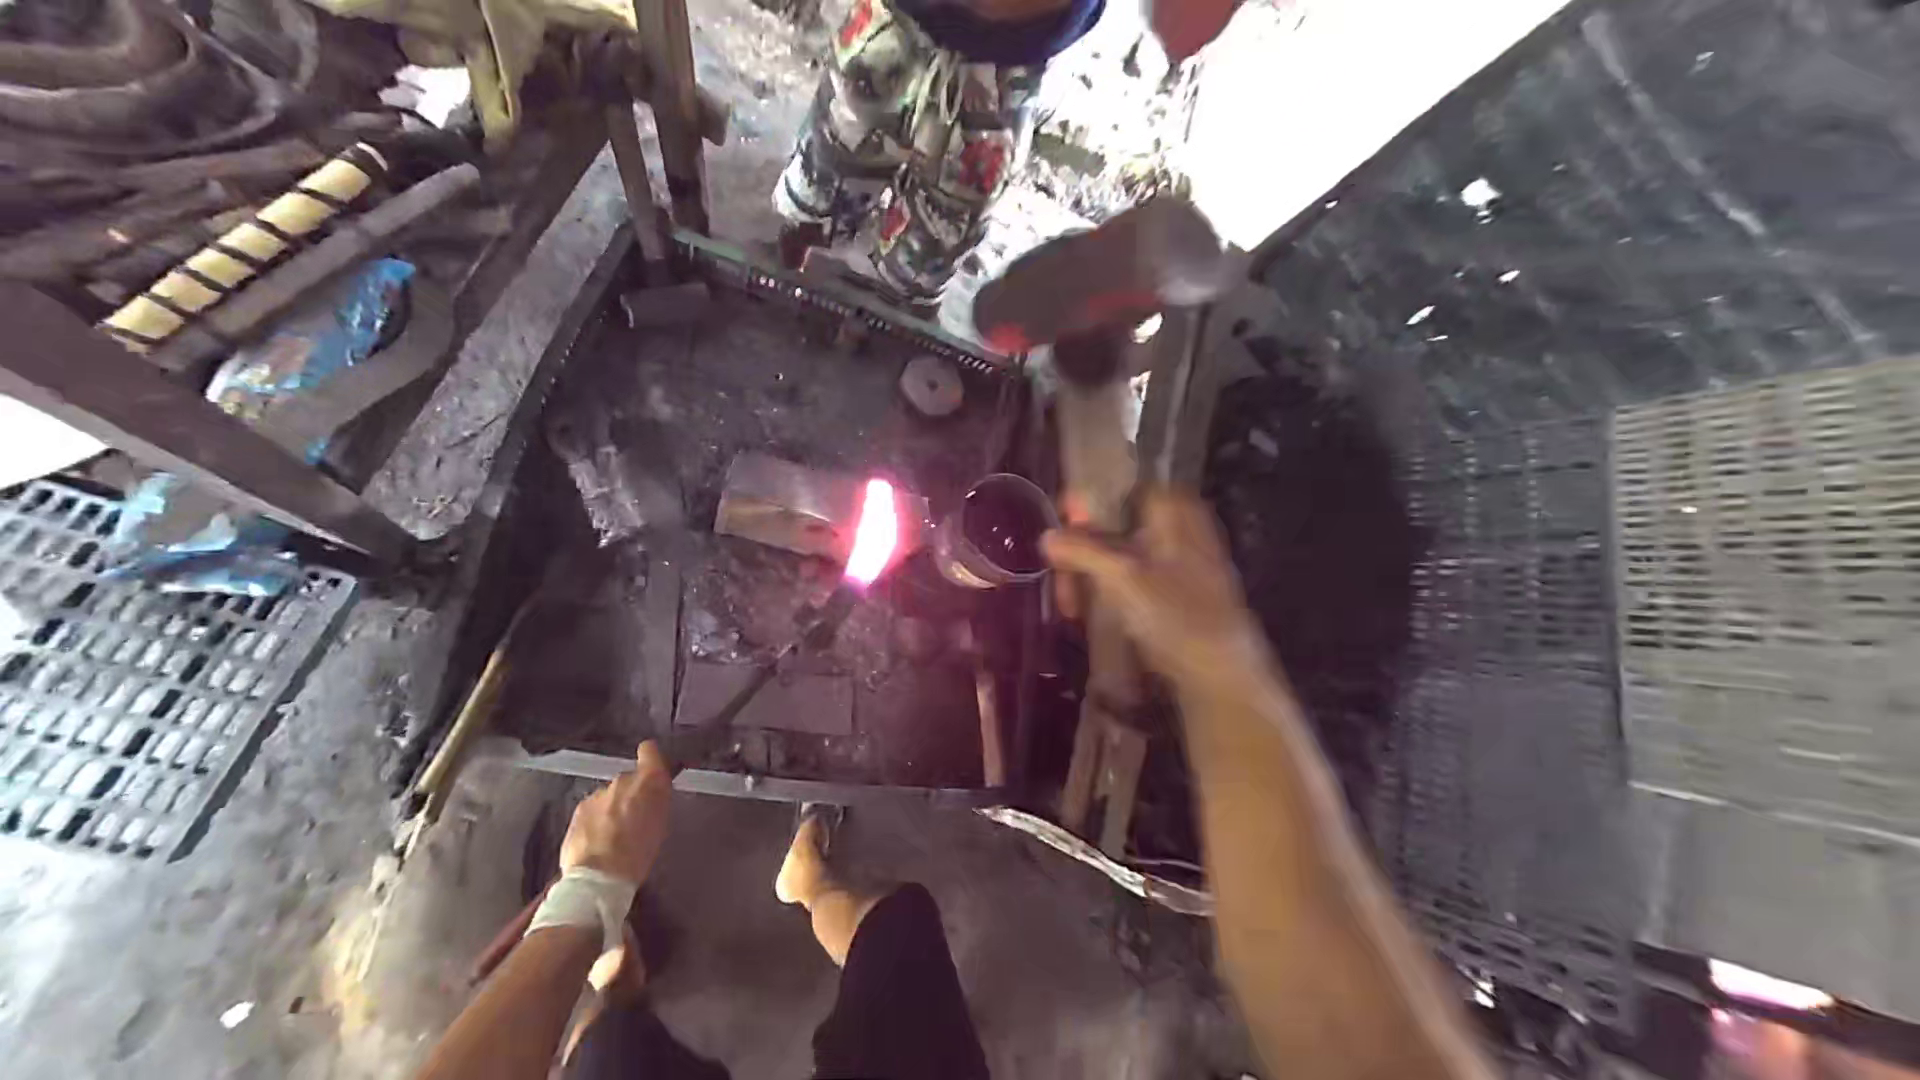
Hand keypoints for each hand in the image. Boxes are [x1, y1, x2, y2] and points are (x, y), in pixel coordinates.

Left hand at [559, 742, 671, 885]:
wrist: (599, 877)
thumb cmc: (640, 852)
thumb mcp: (661, 822)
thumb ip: (657, 798)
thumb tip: (654, 790)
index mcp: (649, 780)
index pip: (649, 750)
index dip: (651, 758)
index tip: (652, 770)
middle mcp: (622, 780)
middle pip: (629, 778)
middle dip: (631, 793)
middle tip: (634, 817)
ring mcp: (598, 794)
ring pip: (609, 796)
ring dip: (612, 808)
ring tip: (613, 835)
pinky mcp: (579, 809)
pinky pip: (592, 809)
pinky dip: (596, 820)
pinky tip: (597, 841)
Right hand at [1042, 487, 1270, 695]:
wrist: (1222, 674)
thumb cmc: (1176, 614)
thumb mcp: (1122, 577)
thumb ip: (1082, 550)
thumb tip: (1047, 535)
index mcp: (1175, 514)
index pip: (1130, 486)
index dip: (1094, 498)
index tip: (1065, 518)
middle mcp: (1180, 533)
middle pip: (1120, 526)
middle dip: (1084, 549)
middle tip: (1061, 576)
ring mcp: (1180, 568)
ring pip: (1122, 558)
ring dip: (1091, 576)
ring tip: (1072, 608)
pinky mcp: (1176, 599)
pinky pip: (1132, 584)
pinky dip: (1109, 594)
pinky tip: (1090, 616)